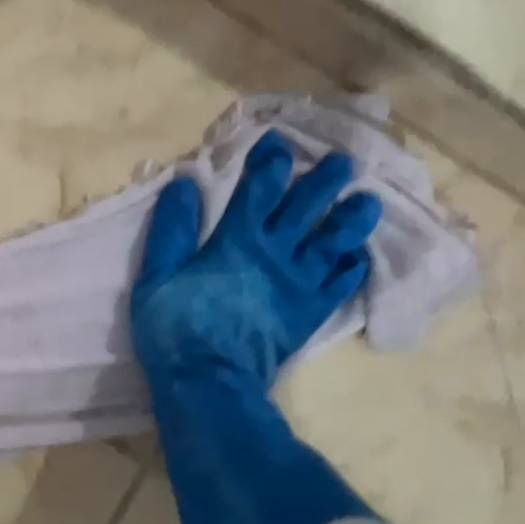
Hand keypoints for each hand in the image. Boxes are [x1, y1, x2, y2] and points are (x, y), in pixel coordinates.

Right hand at [129, 130, 379, 523]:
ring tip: (367, 202)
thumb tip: (185, 183)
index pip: (258, 189)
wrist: (210, 382)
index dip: (270, 162)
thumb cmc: (175, 325)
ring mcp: (300, 284)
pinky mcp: (311, 313)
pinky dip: (352, 266)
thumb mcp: (157, 274)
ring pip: (335, 241)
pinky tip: (357, 257)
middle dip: (324, 181)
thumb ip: (172, 228)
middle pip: (307, 208)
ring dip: (351, 219)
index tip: (278, 141)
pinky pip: (341, 284)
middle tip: (344, 160)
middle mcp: (277, 253)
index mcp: (237, 239)